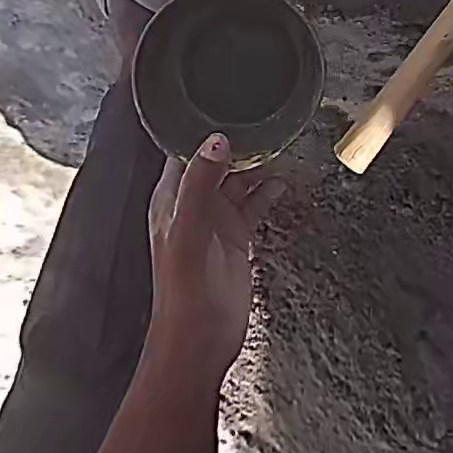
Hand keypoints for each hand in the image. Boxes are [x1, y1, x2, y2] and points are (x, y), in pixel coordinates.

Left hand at [145, 132, 286, 379]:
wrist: (201, 343)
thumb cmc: (185, 295)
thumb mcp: (190, 232)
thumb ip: (200, 184)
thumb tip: (216, 142)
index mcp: (172, 198)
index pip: (184, 151)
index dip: (202, 131)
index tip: (226, 110)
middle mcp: (193, 204)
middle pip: (215, 161)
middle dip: (237, 143)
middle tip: (260, 124)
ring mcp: (216, 219)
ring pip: (237, 179)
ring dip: (255, 164)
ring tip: (276, 147)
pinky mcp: (236, 235)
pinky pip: (253, 203)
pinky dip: (267, 191)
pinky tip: (280, 183)